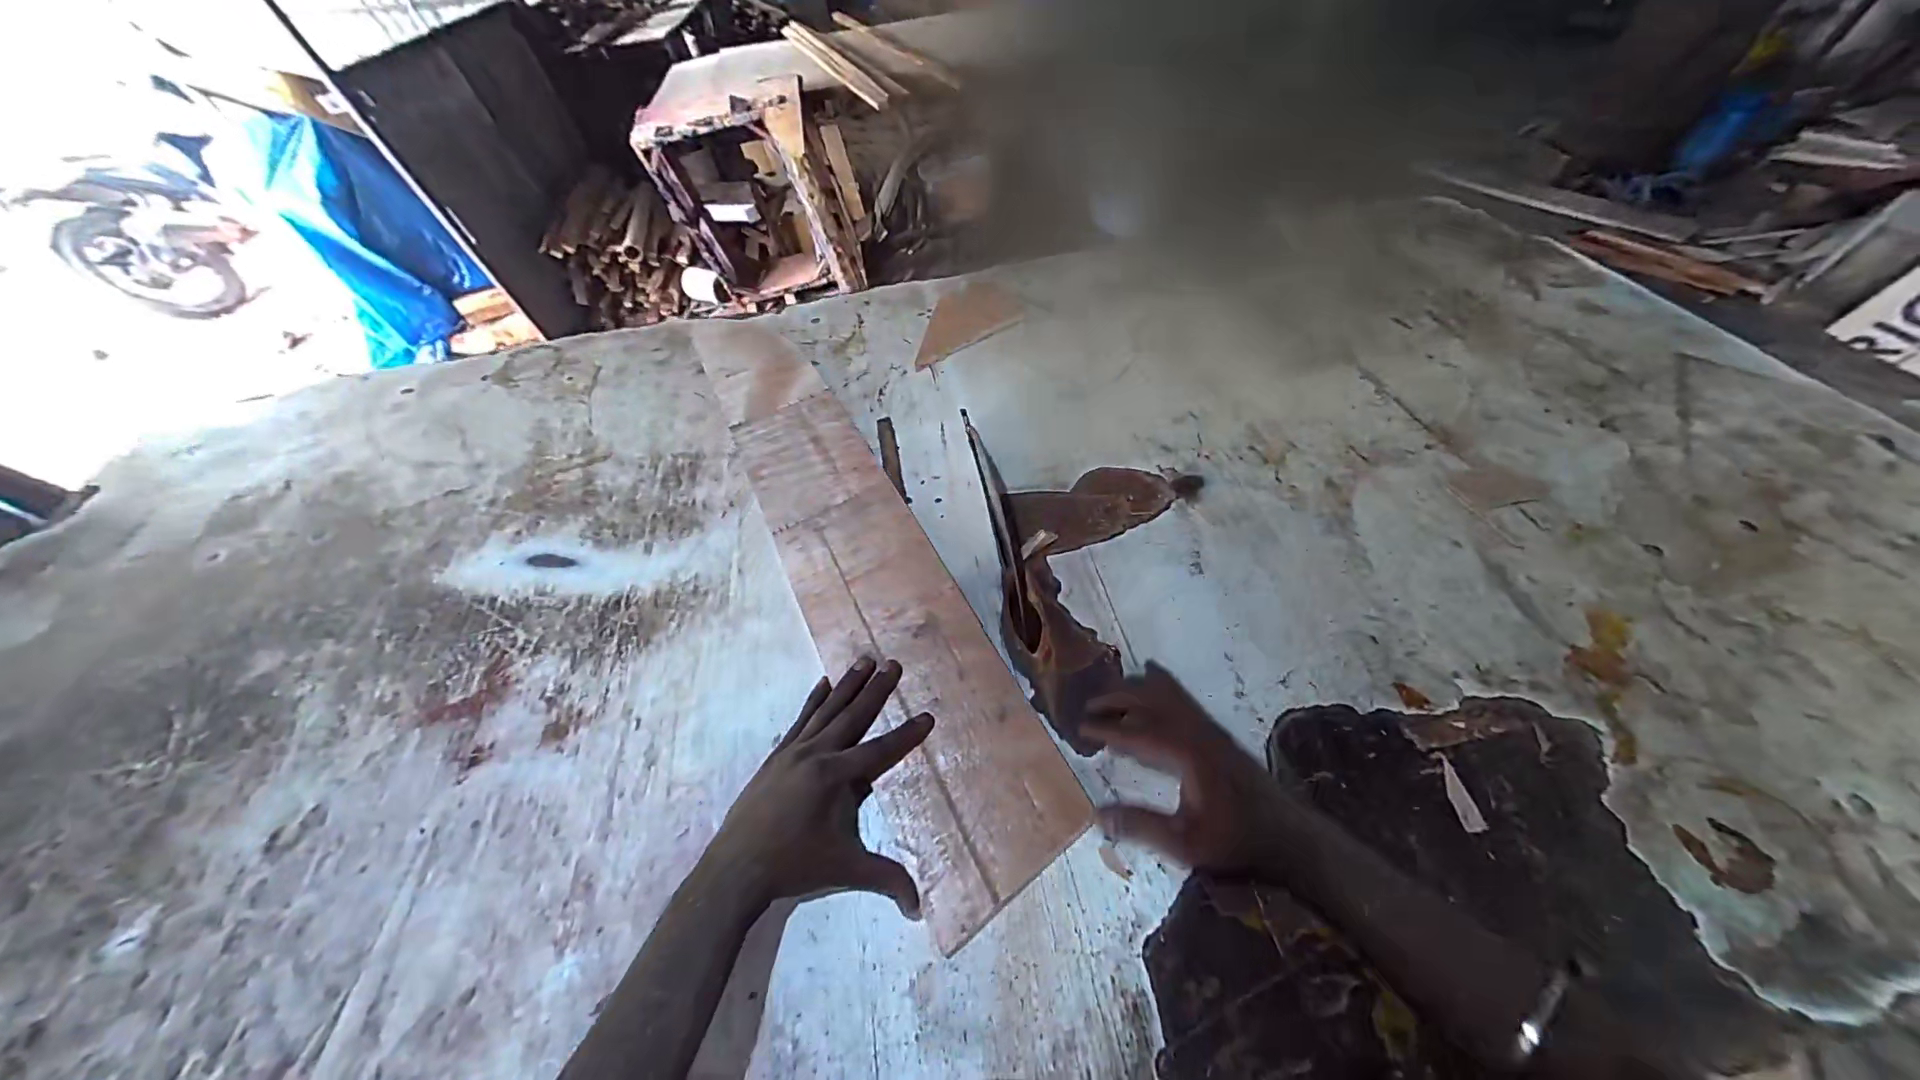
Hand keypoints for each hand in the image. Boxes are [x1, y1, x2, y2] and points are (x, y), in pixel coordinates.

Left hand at [705, 657, 934, 917]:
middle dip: (878, 689)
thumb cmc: (794, 867)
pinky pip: (801, 720)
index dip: (907, 735)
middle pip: (854, 715)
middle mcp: (816, 755)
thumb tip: (918, 909)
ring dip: (848, 685)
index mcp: (836, 777)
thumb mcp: (846, 871)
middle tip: (894, 663)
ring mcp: (793, 752)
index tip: (928, 715)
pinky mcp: (776, 756)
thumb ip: (886, 880)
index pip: (881, 751)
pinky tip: (823, 683)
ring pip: (827, 710)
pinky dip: (814, 701)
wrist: (735, 868)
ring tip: (864, 660)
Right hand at [1084, 662, 1296, 873]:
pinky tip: (1152, 681)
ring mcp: (1209, 729)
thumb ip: (1140, 826)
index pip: (1136, 733)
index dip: (1106, 729)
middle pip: (1149, 700)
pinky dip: (1159, 686)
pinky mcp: (1217, 733)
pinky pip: (1182, 698)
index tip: (1080, 728)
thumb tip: (1096, 815)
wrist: (1289, 836)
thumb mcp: (1185, 843)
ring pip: (1167, 693)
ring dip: (1136, 690)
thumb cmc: (1236, 842)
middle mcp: (1196, 732)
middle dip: (1116, 699)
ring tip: (1111, 694)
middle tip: (1089, 707)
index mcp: (1186, 755)